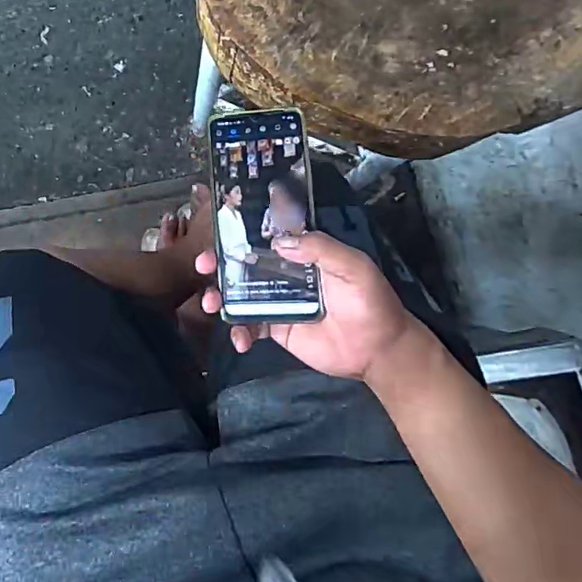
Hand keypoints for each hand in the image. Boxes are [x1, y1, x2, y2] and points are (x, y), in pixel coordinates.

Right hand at [196, 231, 419, 380]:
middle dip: (220, 263)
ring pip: (241, 294)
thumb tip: (280, 242)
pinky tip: (240, 339)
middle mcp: (287, 274)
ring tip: (211, 303)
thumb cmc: (370, 301)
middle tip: (204, 265)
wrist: (378, 348)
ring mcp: (280, 302)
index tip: (220, 232)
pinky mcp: (279, 329)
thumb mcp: (353, 266)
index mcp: (304, 253)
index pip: (268, 237)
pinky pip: (251, 327)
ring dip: (221, 296)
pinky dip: (240, 332)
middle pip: (246, 264)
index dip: (242, 233)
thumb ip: (321, 249)